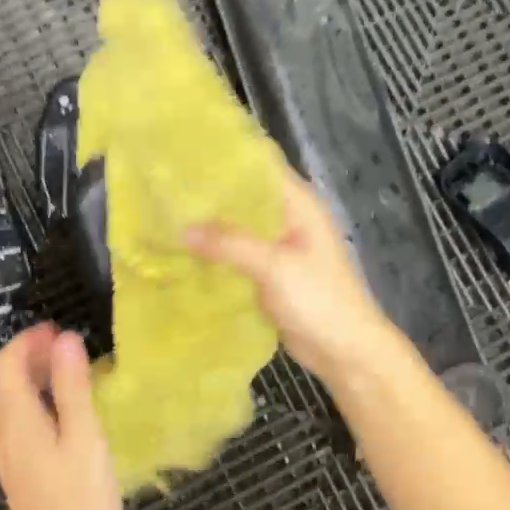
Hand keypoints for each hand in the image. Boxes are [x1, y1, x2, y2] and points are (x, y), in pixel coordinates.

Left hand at [0, 323, 122, 509]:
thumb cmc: (81, 503)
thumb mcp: (84, 438)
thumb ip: (73, 386)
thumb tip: (65, 338)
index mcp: (16, 420)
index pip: (6, 364)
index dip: (27, 339)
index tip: (55, 327)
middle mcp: (3, 434)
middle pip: (4, 380)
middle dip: (29, 354)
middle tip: (64, 342)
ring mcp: (8, 456)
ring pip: (10, 401)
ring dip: (32, 377)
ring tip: (68, 368)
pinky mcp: (19, 472)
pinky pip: (19, 421)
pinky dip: (36, 400)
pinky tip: (65, 409)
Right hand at [184, 168, 396, 381]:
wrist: (346, 353)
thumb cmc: (320, 301)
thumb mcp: (275, 267)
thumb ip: (229, 244)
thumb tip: (180, 229)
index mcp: (298, 204)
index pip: (258, 166)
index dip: (224, 159)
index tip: (184, 156)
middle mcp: (287, 217)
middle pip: (242, 196)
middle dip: (208, 193)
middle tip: (164, 188)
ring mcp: (277, 246)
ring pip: (236, 226)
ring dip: (208, 224)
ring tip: (164, 215)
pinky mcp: (267, 271)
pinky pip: (234, 252)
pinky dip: (213, 250)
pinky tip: (181, 249)